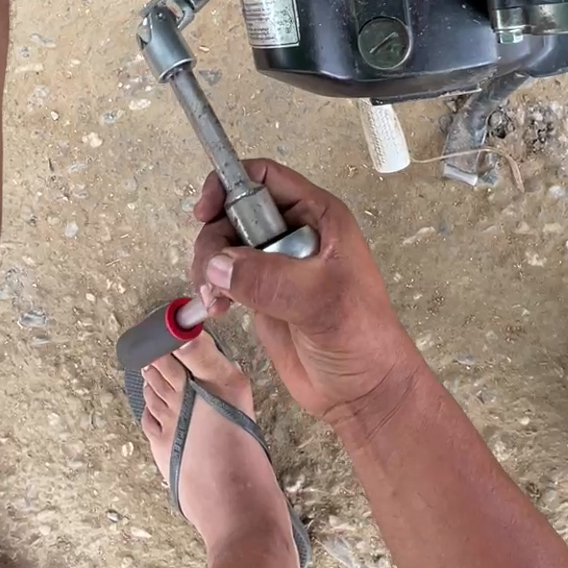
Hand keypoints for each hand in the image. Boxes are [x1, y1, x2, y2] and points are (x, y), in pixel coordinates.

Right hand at [189, 160, 423, 429]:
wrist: (362, 390)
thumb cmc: (360, 334)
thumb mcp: (321, 299)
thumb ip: (270, 279)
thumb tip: (218, 265)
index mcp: (316, 215)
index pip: (265, 178)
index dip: (230, 184)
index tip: (206, 211)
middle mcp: (292, 231)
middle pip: (232, 211)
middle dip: (214, 239)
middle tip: (210, 275)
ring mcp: (274, 262)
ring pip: (222, 244)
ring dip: (208, 267)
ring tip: (216, 300)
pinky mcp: (259, 291)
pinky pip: (222, 275)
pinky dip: (210, 287)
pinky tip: (217, 309)